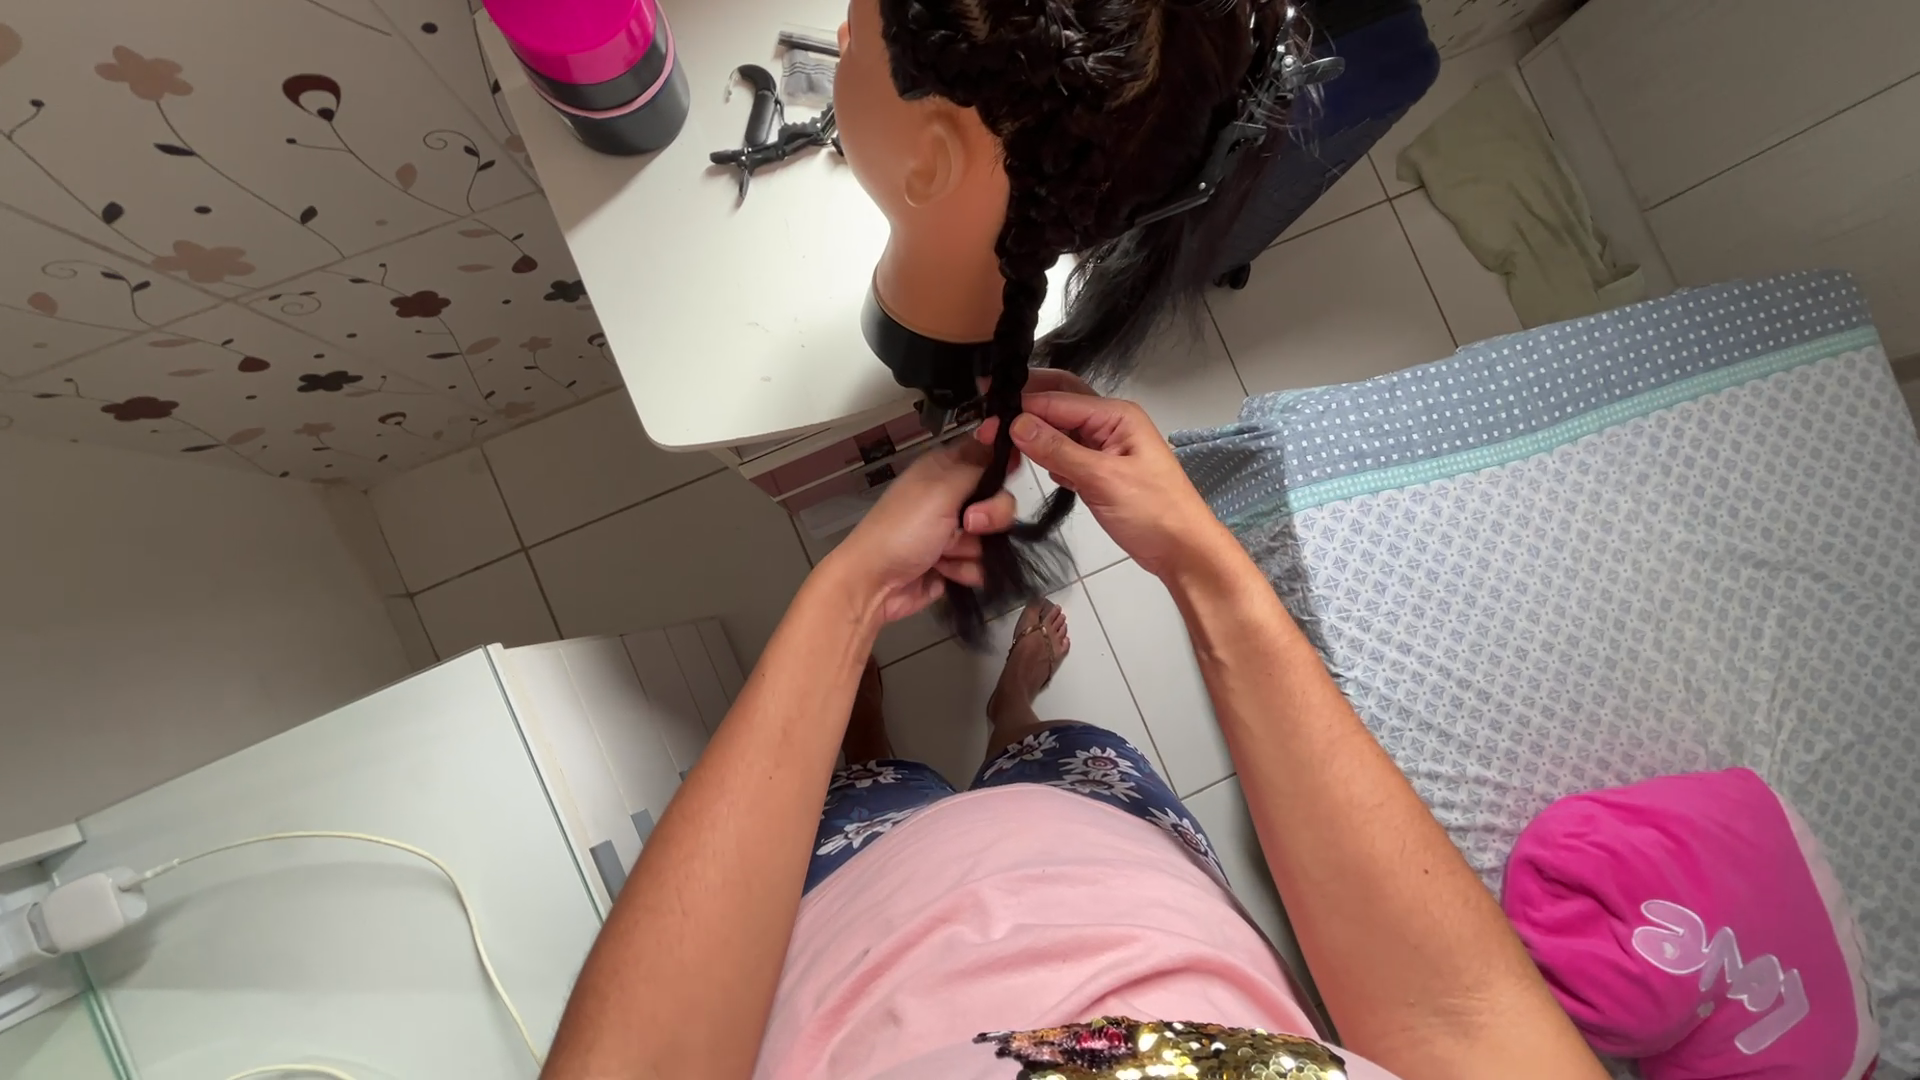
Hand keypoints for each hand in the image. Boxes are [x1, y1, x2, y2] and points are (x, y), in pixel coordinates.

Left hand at [821, 438, 1017, 622]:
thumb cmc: (901, 531)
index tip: (1010, 474)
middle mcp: (952, 499)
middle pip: (999, 500)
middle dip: (991, 517)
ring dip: (973, 549)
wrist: (874, 585)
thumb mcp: (941, 489)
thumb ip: (976, 462)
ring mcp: (953, 533)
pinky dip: (966, 570)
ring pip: (993, 537)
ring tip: (945, 553)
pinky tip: (945, 571)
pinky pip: (982, 564)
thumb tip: (996, 424)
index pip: (988, 455)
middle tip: (969, 524)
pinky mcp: (955, 562)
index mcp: (944, 471)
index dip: (1003, 464)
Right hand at [978, 370, 1228, 578]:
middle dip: (1025, 408)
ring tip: (998, 441)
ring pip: (1059, 430)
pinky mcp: (1098, 471)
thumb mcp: (1102, 478)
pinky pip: (1065, 454)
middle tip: (987, 417)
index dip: (1021, 408)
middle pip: (1059, 404)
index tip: (987, 420)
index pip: (1058, 400)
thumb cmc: (1154, 512)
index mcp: (1116, 415)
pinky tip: (1027, 463)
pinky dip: (1046, 457)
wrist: (1182, 551)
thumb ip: (1058, 450)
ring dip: (1032, 434)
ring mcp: (1104, 448)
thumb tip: (1017, 424)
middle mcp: (1109, 424)